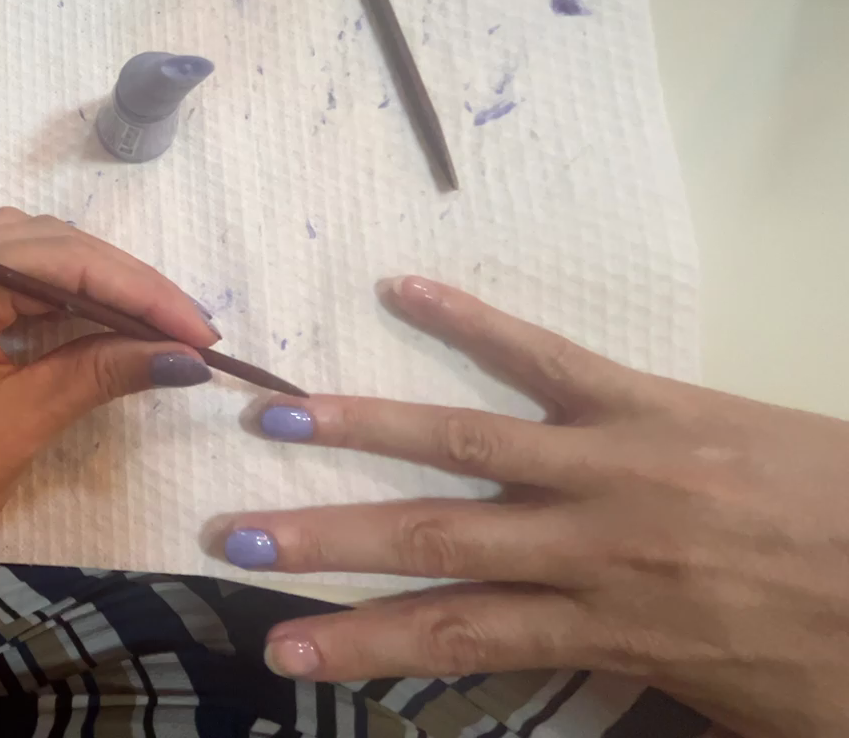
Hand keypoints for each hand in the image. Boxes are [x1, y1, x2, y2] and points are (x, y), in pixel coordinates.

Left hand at [0, 208, 220, 600]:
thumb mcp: (18, 424)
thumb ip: (100, 371)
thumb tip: (185, 355)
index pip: (52, 260)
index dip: (135, 289)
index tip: (200, 329)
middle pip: (38, 241)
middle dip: (117, 280)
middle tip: (182, 325)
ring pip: (20, 246)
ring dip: (86, 277)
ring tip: (147, 318)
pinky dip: (47, 287)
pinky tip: (91, 311)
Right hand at [213, 276, 848, 736]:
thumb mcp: (752, 708)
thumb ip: (639, 678)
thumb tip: (542, 660)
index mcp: (618, 623)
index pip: (456, 636)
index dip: (361, 642)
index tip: (279, 645)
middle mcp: (593, 542)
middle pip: (431, 539)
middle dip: (324, 539)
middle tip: (234, 534)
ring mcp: (613, 461)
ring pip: (461, 442)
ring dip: (359, 426)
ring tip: (276, 417)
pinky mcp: (646, 400)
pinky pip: (543, 355)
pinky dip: (469, 321)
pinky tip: (401, 288)